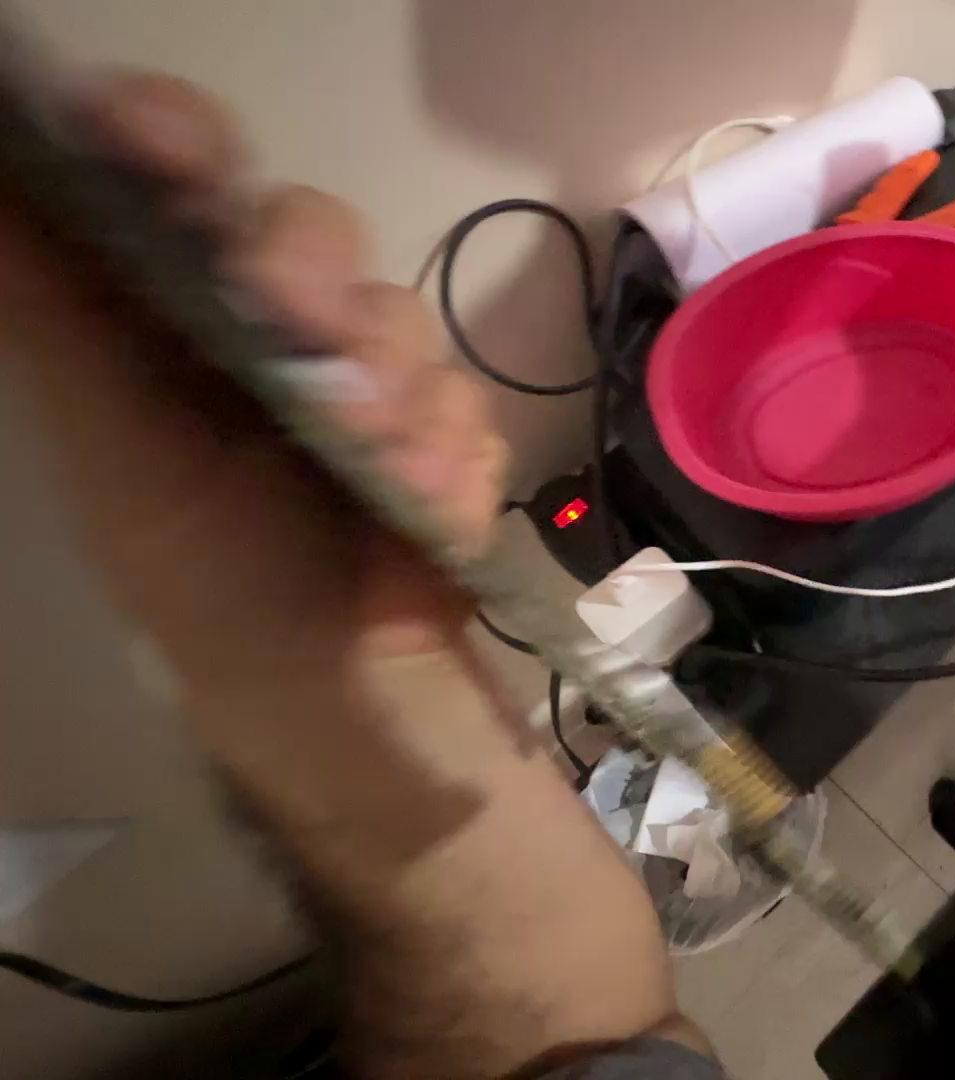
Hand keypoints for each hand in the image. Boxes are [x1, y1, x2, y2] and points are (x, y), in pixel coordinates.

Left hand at [0, 73, 505, 720]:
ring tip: (390, 474)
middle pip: (319, 230)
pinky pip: (473, 408)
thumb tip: (5, 172)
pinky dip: (456, 456)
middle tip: (309, 332)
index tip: (176, 143)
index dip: (176, 136)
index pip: (174, 178)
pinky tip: (432, 505)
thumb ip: (64, 320)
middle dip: (316, 276)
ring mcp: (380, 376)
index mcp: (176, 310)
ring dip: (400, 395)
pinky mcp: (455, 430)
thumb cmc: (210, 569)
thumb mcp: (116, 451)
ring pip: (411, 324)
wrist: (341, 663)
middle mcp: (281, 324)